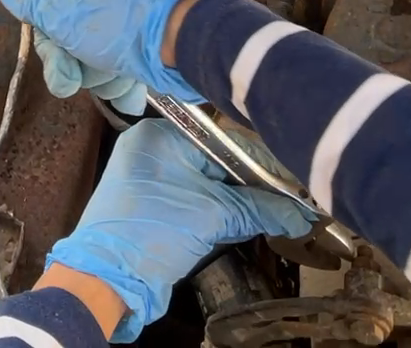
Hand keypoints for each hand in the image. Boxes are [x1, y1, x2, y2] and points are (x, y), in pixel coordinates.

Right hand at [0, 0, 210, 111]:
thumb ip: (30, 1)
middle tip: (91, 74)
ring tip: (119, 76)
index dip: (52, 48)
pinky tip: (130, 93)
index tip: (63, 66)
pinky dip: (123, 82)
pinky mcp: (142, 43)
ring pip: (94, 59)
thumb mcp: (62, 14)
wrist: (179, 42)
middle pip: (70, 42)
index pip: (47, 18)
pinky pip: (120, 67)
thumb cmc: (117, 27)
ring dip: (102, 76)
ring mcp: (123, 21)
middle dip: (79, 66)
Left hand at [48, 119, 314, 340]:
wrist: (110, 276)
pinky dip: (217, 208)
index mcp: (162, 134)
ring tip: (275, 211)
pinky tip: (245, 220)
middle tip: (288, 200)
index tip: (292, 182)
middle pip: (216, 160)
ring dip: (236, 199)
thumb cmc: (157, 230)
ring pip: (205, 180)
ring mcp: (150, 174)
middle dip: (250, 183)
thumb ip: (258, 209)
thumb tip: (300, 214)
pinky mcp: (151, 202)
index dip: (260, 163)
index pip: (223, 140)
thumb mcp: (214, 214)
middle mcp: (153, 146)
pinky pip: (192, 196)